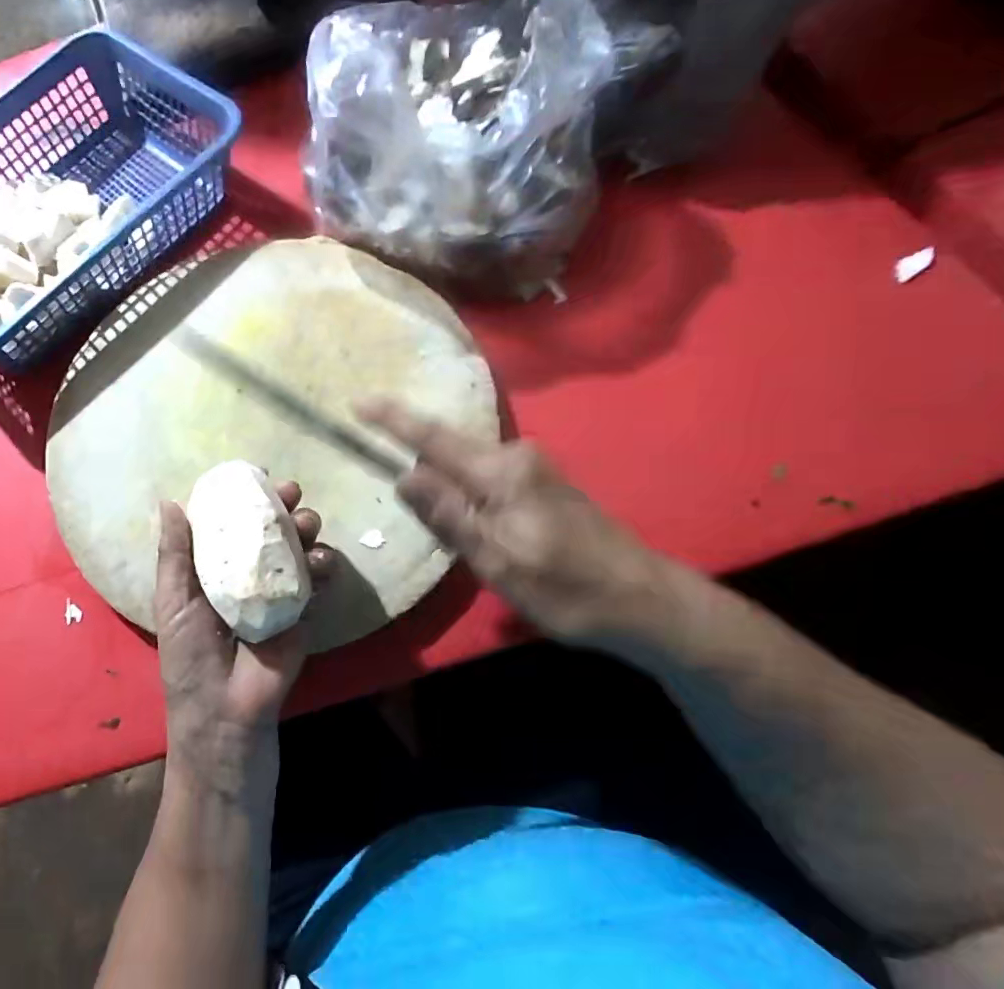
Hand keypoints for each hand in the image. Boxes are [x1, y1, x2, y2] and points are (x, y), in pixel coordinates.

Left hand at [154, 482, 331, 798]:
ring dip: (306, 534)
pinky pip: (316, 586)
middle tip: (292, 494)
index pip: (229, 528)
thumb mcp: (174, 604)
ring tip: (309, 525)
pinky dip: (324, 568)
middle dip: (281, 511)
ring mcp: (275, 600)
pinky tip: (324, 560)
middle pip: (266, 535)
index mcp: (209, 575)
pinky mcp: (302, 621)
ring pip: (295, 555)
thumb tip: (169, 501)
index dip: (243, 501)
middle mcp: (243, 582)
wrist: (227, 725)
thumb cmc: (189, 663)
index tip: (259, 477)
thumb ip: (175, 555)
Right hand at [357, 399, 678, 647]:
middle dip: (412, 455)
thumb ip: (449, 515)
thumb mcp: (497, 559)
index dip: (393, 420)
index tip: (358, 402)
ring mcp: (531, 469)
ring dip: (437, 479)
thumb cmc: (566, 588)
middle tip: (383, 478)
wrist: (644, 602)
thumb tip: (404, 476)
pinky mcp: (539, 485)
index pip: (433, 438)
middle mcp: (516, 457)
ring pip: (464, 465)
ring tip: (418, 508)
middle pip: (447, 448)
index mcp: (502, 472)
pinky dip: (459, 487)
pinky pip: (482, 476)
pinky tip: (456, 512)